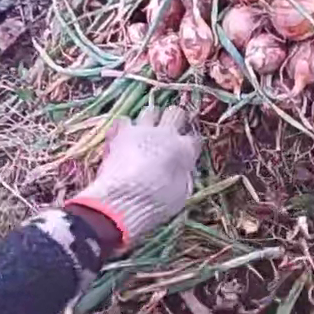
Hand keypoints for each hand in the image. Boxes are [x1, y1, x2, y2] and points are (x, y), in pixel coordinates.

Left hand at [68, 104, 201, 246]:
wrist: (124, 198)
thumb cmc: (157, 202)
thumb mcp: (180, 194)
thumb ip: (182, 176)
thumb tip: (180, 170)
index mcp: (184, 150)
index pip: (194, 139)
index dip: (190, 145)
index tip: (186, 152)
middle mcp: (165, 134)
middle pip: (175, 113)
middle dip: (174, 119)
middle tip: (169, 130)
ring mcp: (141, 130)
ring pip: (150, 111)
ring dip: (150, 119)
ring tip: (145, 132)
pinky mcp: (119, 134)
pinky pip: (124, 121)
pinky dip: (124, 128)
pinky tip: (122, 137)